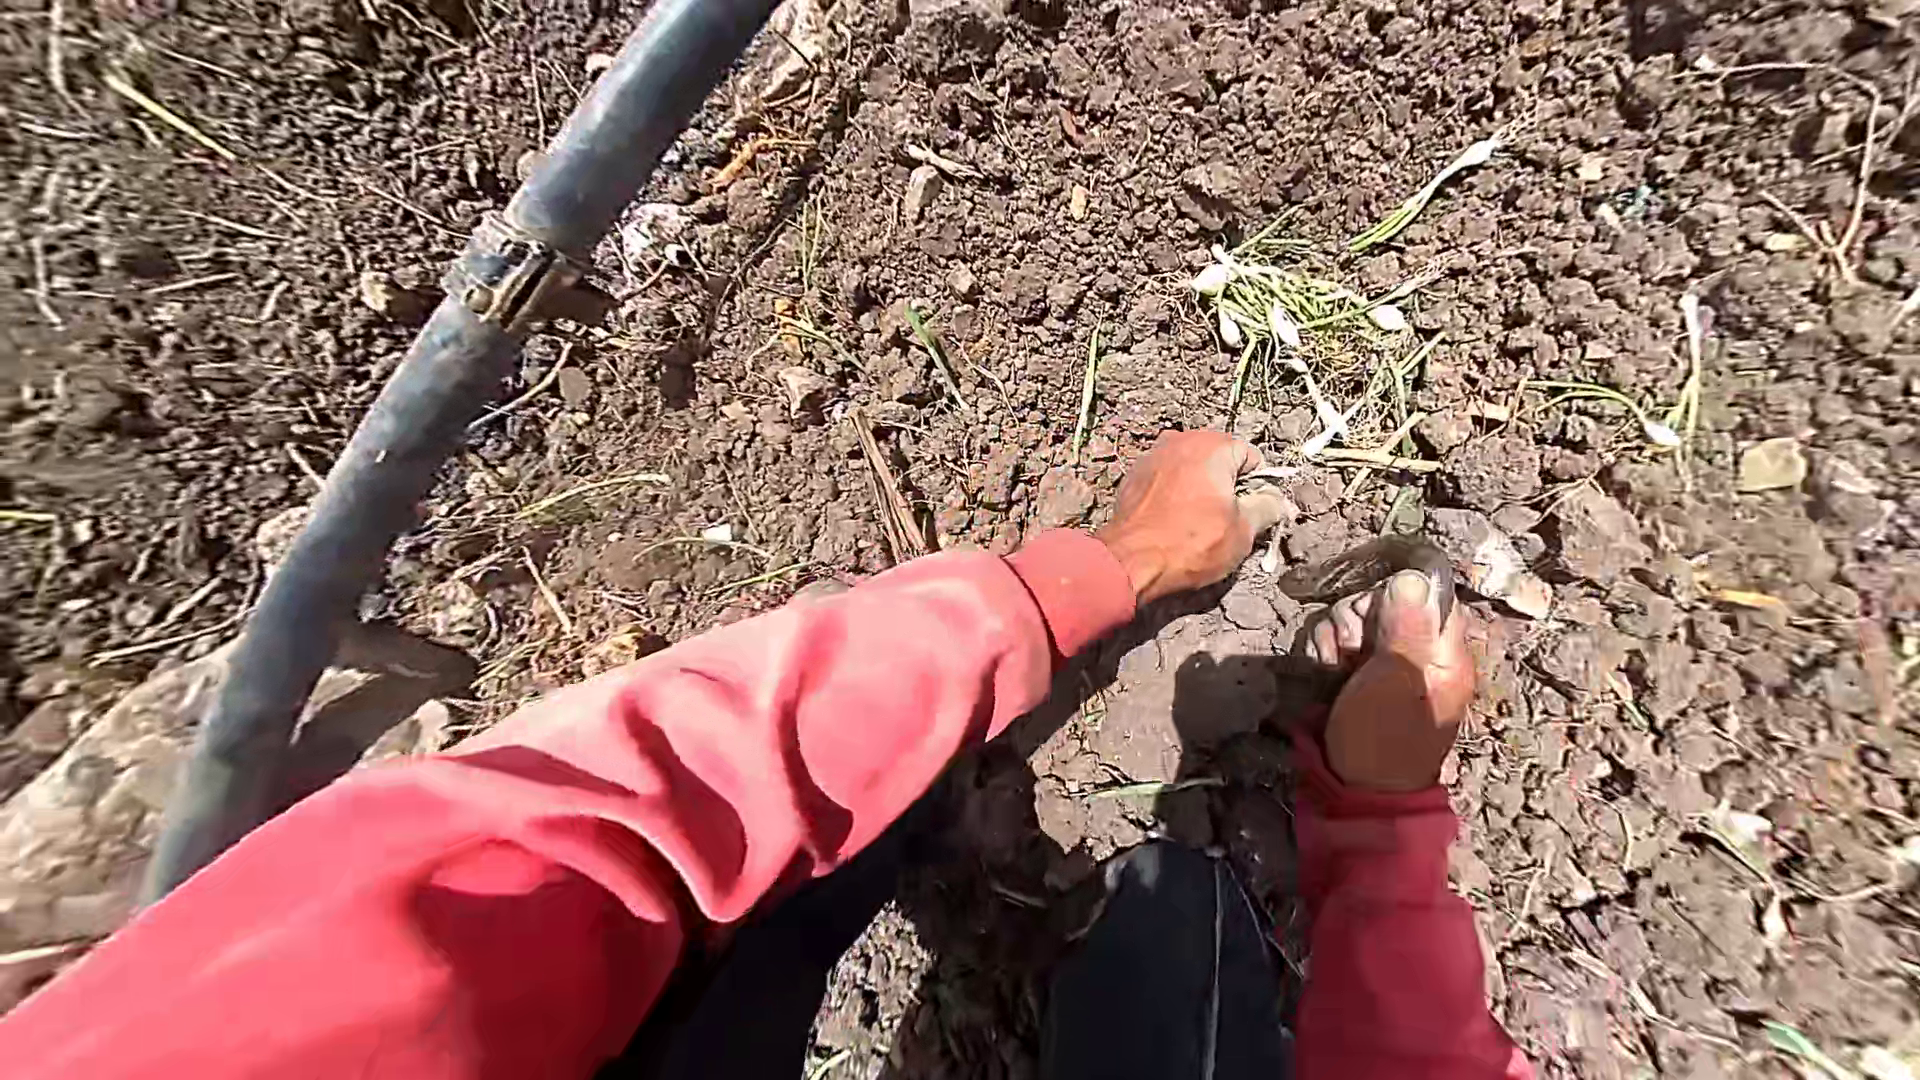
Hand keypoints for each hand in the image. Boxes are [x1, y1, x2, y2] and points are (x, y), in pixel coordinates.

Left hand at [1094, 430, 1281, 604]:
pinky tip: (1174, 525)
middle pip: (1218, 463)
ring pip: (1189, 473)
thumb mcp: (1245, 529)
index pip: (1251, 459)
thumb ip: (1267, 506)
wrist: (1129, 562)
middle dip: (1227, 489)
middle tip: (1229, 523)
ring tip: (1199, 528)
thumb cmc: (1188, 544)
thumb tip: (1275, 501)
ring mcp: (1150, 460)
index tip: (1256, 513)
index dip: (1259, 487)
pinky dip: (1173, 499)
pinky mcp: (1132, 480)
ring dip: (1199, 494)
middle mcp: (1176, 443)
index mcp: (1209, 445)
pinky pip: (1165, 485)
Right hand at [1302, 570, 1474, 791]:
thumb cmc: (1382, 736)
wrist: (1354, 783)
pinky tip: (1326, 666)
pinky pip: (1335, 636)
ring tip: (1336, 663)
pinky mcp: (1355, 668)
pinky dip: (1325, 646)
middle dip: (1356, 616)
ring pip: (1353, 617)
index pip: (1428, 596)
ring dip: (1336, 632)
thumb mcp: (1396, 682)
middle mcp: (1417, 650)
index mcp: (1444, 653)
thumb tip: (1415, 576)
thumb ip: (1405, 629)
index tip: (1374, 612)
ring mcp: (1384, 660)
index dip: (1396, 594)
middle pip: (1383, 601)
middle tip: (1351, 648)